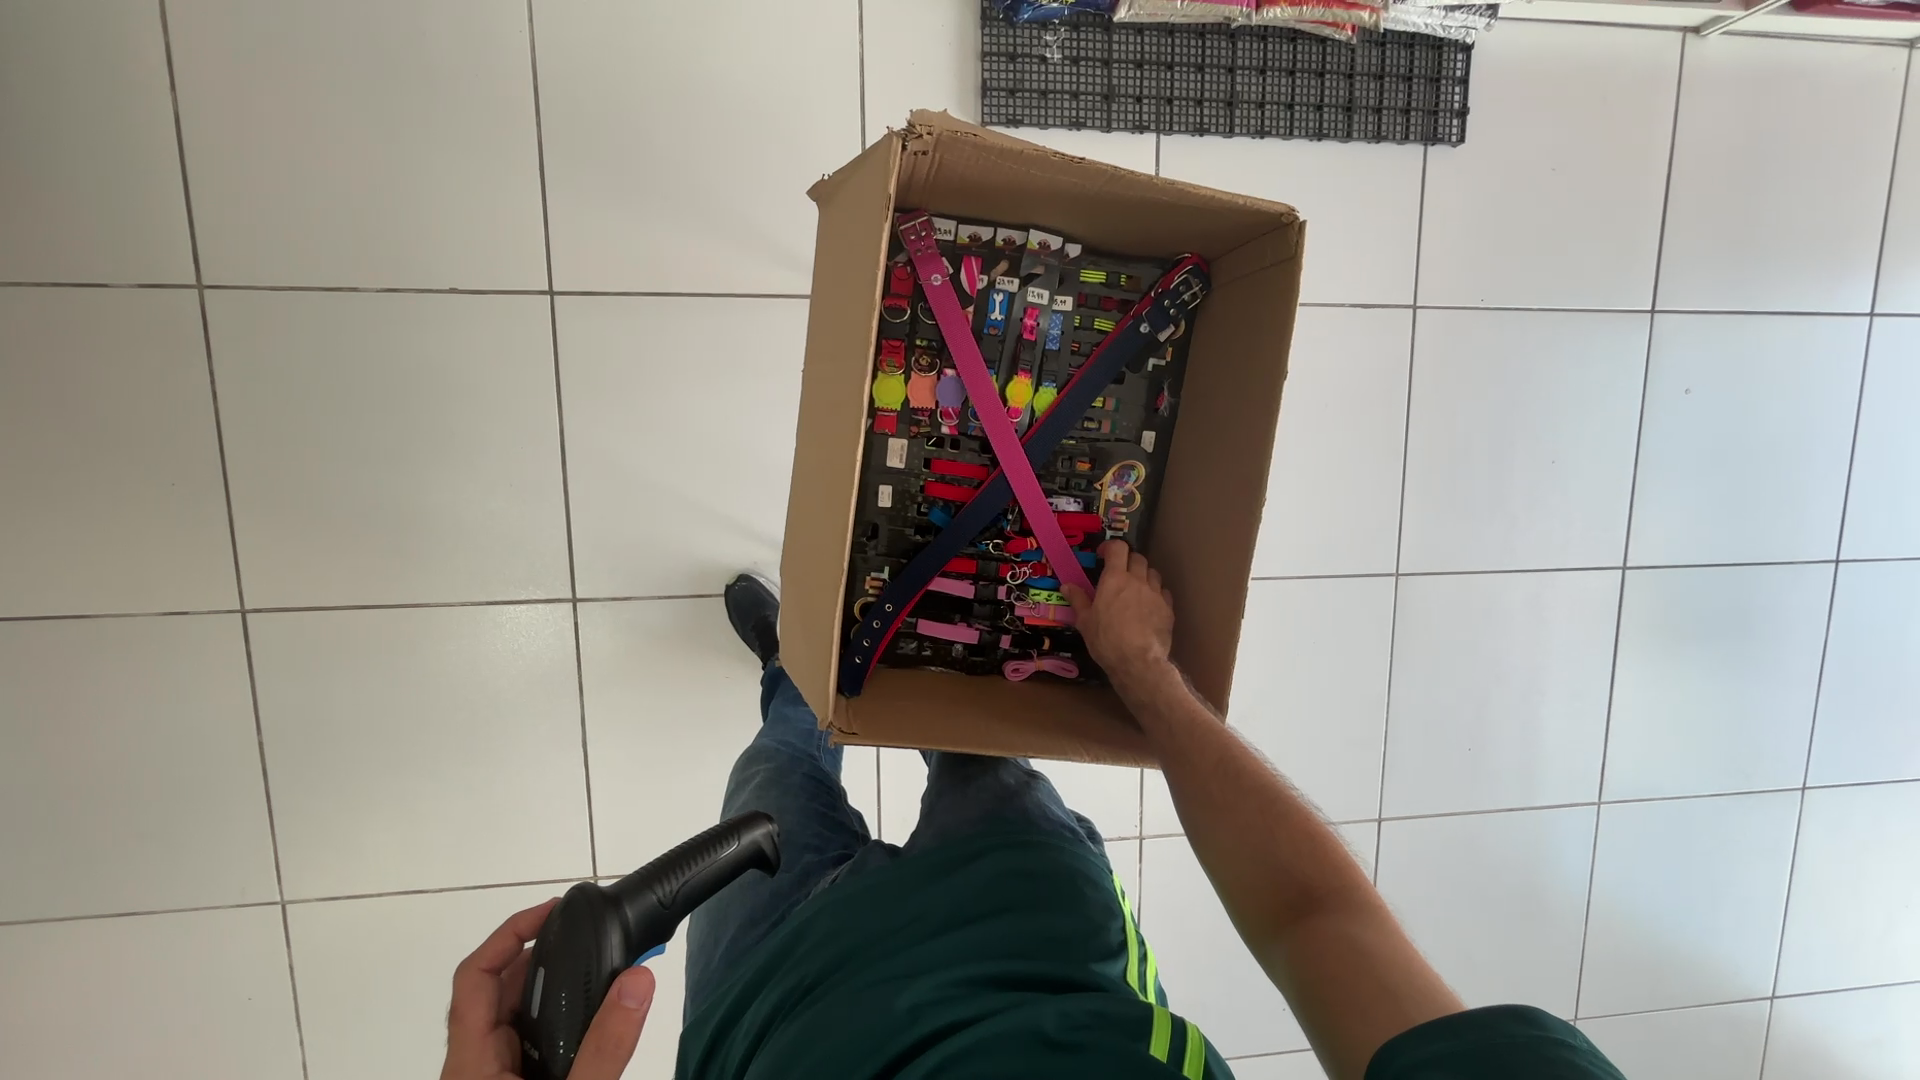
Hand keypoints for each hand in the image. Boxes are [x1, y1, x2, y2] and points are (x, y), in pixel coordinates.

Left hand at [439, 898, 656, 1079]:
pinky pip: (530, 1039)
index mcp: (472, 1064)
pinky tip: (594, 1020)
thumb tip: (638, 978)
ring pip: (517, 1014)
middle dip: (547, 955)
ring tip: (603, 972)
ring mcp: (492, 1077)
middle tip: (597, 938)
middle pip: (499, 988)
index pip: (475, 976)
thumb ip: (605, 1048)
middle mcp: (474, 1066)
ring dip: (556, 986)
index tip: (557, 911)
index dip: (510, 932)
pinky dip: (561, 1016)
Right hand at [1064, 540, 1175, 680]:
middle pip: (1138, 557)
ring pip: (1153, 573)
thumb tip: (1067, 585)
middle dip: (1128, 560)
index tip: (1103, 555)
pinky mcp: (1168, 609)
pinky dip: (1156, 593)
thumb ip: (1078, 599)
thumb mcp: (1085, 621)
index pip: (1118, 548)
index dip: (1110, 547)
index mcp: (1114, 579)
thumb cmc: (1106, 640)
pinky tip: (1149, 605)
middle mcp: (1137, 580)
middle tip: (1119, 573)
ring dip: (1143, 575)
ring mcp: (1155, 594)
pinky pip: (1163, 592)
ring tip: (1135, 588)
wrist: (1137, 661)